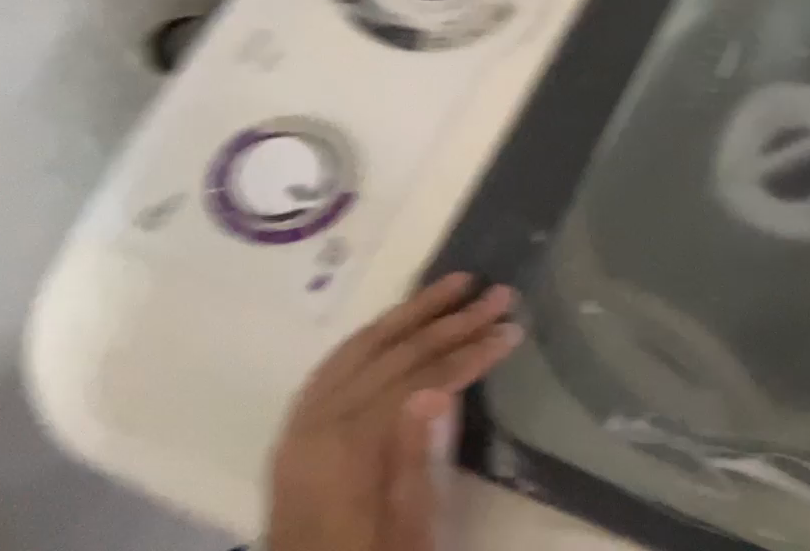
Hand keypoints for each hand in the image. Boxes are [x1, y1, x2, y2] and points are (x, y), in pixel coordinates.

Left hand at [266, 274, 521, 550]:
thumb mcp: (405, 532)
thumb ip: (414, 458)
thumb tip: (439, 389)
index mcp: (347, 453)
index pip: (419, 379)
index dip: (469, 353)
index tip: (511, 331)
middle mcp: (317, 426)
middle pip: (393, 355)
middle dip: (453, 321)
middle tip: (499, 295)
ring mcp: (302, 425)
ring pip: (362, 347)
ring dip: (413, 312)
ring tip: (458, 283)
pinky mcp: (298, 430)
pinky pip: (337, 364)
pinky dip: (374, 334)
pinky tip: (401, 320)